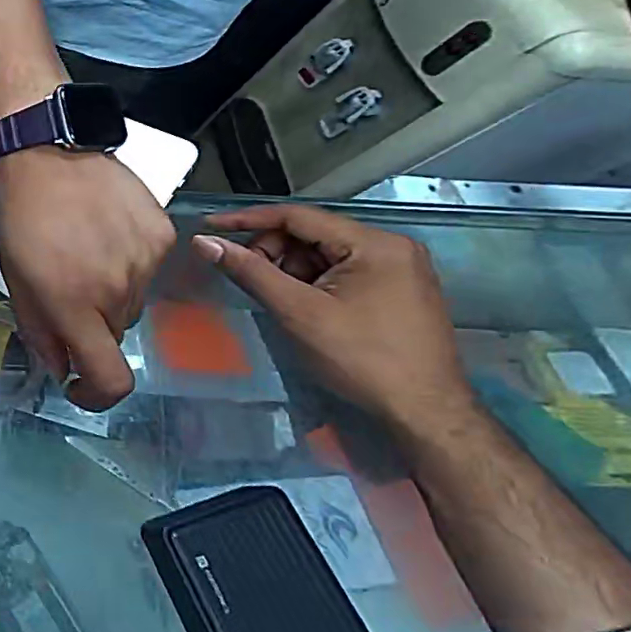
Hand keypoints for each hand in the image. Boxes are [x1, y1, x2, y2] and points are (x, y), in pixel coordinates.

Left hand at [0, 147, 175, 410]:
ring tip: (85, 251)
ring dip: (112, 291)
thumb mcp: (14, 279)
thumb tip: (62, 368)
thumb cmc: (20, 216)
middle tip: (68, 287)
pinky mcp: (163, 232)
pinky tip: (106, 232)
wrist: (48, 152)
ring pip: (134, 300)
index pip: (110, 378)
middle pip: (116, 333)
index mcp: (75, 305)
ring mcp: (146, 260)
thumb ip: (39, 332)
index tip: (81, 384)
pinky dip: (129, 261)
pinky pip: (149, 267)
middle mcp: (118, 290)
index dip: (97, 395)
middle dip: (92, 324)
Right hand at [192, 204, 473, 431]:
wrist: (426, 415)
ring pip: (323, 254)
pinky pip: (341, 271)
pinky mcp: (397, 289)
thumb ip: (250, 271)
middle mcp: (391, 246)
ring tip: (281, 302)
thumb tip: (205, 242)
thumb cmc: (362, 359)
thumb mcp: (298, 311)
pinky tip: (303, 307)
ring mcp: (398, 268)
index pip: (297, 216)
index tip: (210, 226)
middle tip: (250, 279)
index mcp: (374, 243)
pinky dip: (313, 283)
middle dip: (273, 253)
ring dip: (292, 271)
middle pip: (311, 234)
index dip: (248, 220)